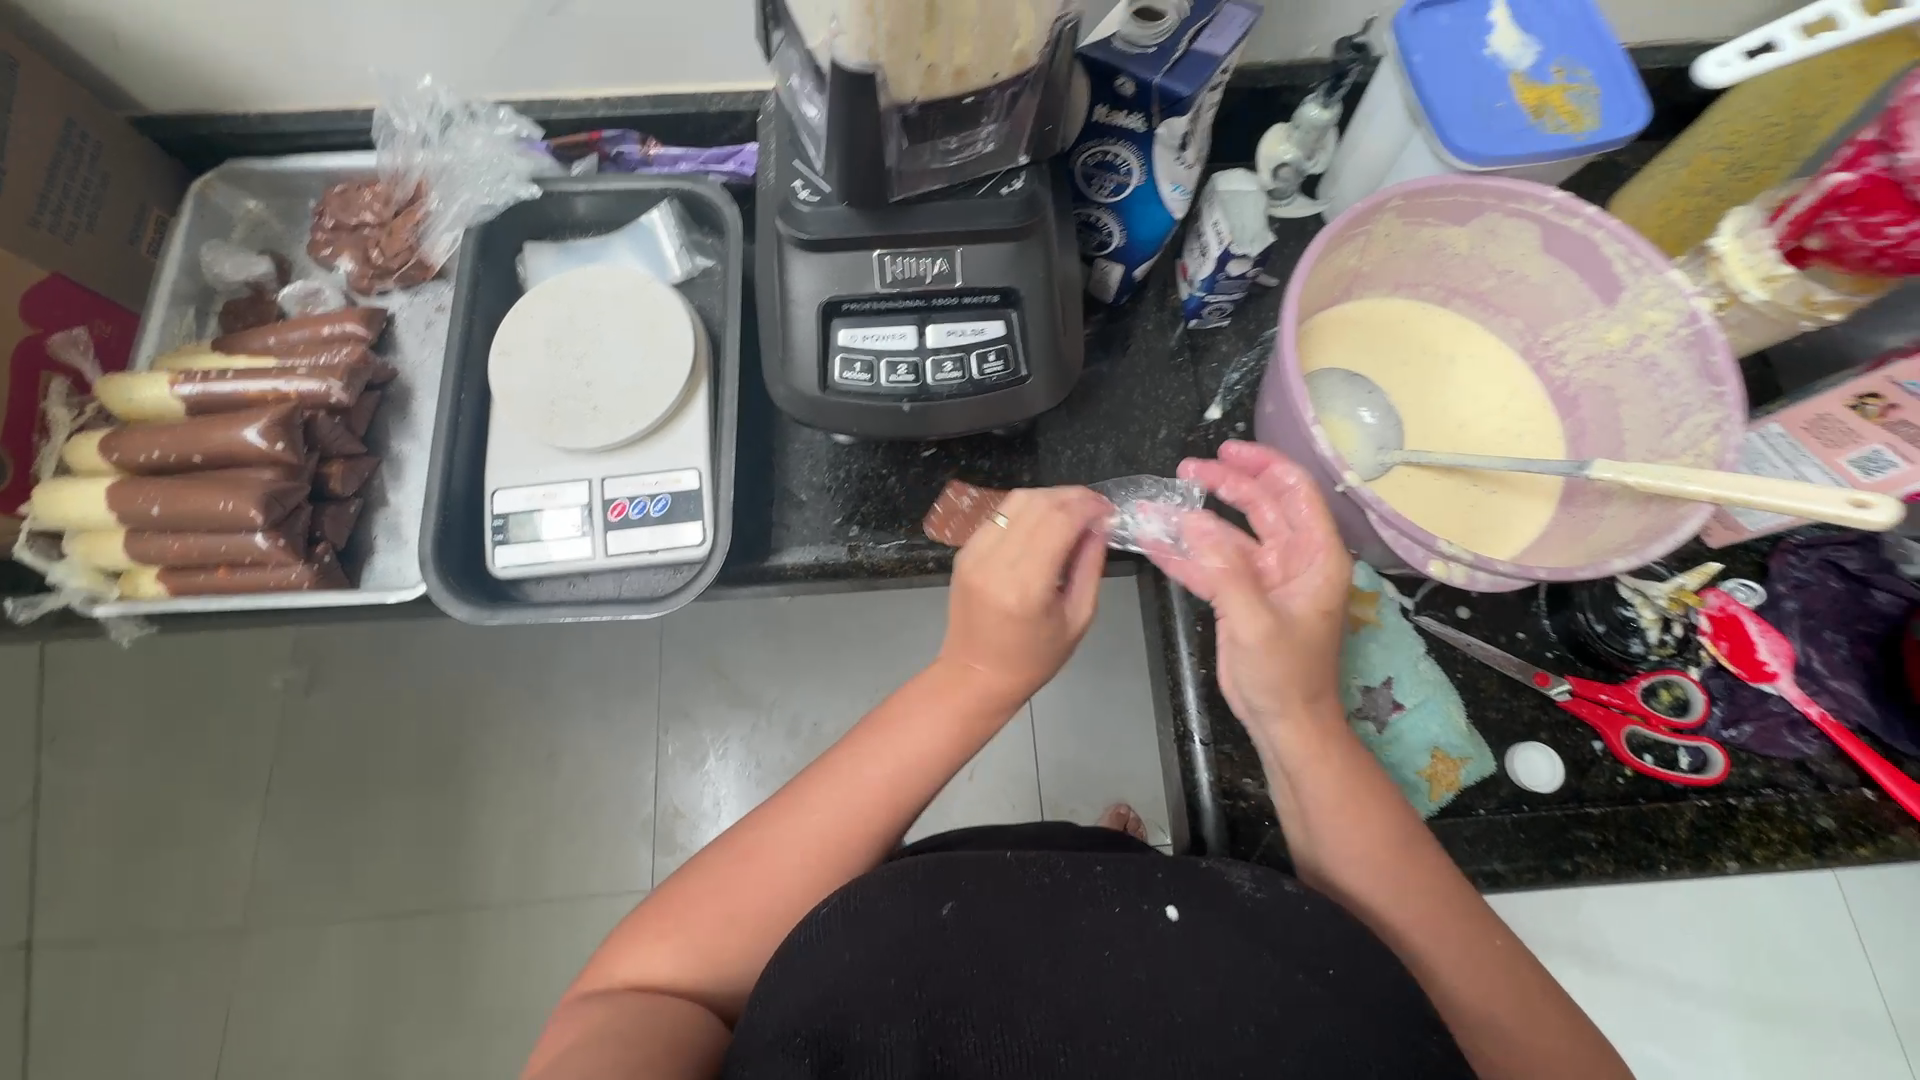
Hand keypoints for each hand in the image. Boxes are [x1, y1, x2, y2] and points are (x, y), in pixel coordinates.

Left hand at [939, 486, 1110, 704]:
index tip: (1108, 509)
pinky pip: (999, 515)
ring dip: (1050, 497)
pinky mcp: (964, 552)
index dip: (1088, 505)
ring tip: (1074, 510)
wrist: (975, 674)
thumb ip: (1090, 566)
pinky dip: (1027, 510)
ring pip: (1016, 501)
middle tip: (1096, 506)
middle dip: (1072, 496)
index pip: (1059, 521)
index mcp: (1025, 585)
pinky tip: (1045, 522)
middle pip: (1037, 503)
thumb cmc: (1033, 658)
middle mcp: (995, 561)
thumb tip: (1101, 525)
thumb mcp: (1077, 618)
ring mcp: (973, 553)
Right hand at [1146, 441, 1351, 742]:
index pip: (1295, 493)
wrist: (1284, 721)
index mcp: (1315, 557)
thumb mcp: (1257, 621)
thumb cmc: (1286, 675)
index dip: (1263, 465)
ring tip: (1159, 502)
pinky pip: (1208, 566)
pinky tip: (1153, 541)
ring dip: (1194, 519)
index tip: (1227, 451)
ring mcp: (1263, 578)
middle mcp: (1292, 559)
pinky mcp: (1239, 597)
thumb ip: (1224, 569)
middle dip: (1224, 483)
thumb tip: (1191, 521)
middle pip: (1258, 505)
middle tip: (1187, 468)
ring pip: (1226, 534)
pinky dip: (1182, 554)